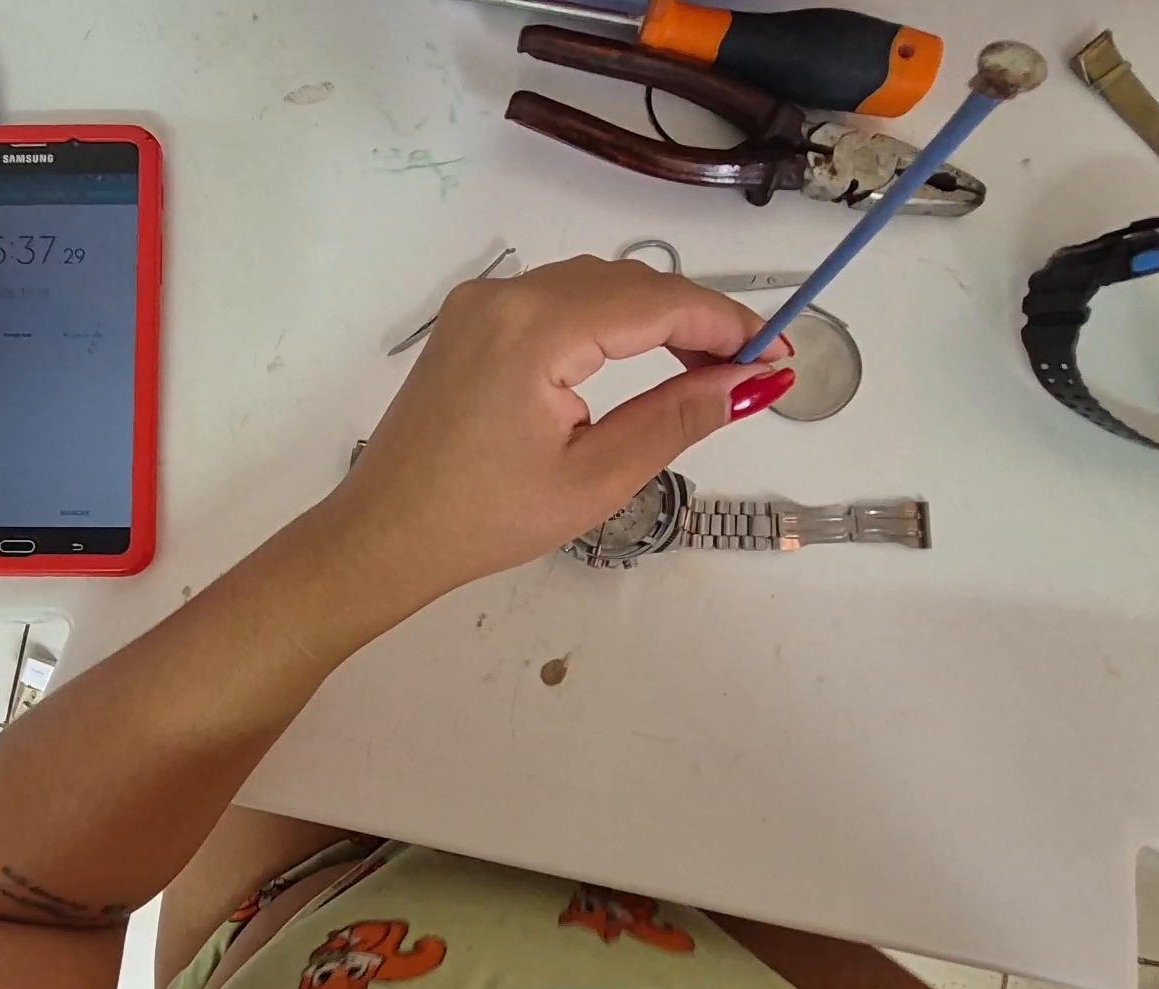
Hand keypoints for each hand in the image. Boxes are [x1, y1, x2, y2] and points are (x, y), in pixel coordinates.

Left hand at [322, 255, 795, 601]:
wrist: (385, 535)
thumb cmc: (484, 520)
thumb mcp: (592, 477)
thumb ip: (676, 417)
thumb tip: (751, 379)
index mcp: (533, 327)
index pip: (653, 300)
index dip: (723, 321)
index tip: (774, 354)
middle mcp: (500, 296)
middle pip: (620, 283)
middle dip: (686, 318)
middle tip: (735, 371)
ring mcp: (473, 307)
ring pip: (583, 287)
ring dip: (640, 317)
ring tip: (686, 370)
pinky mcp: (460, 327)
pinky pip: (544, 303)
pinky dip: (592, 323)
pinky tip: (616, 361)